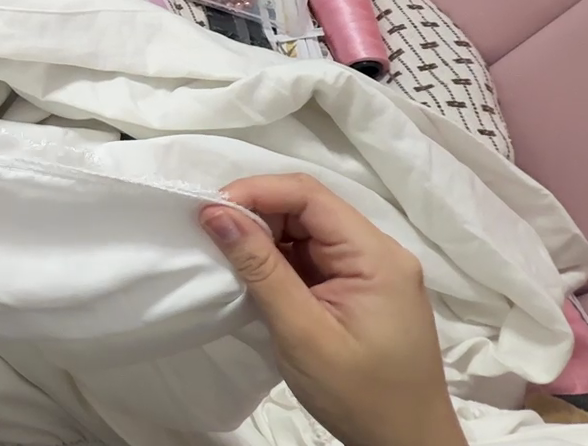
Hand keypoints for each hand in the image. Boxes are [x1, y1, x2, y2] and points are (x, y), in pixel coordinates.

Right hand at [200, 174, 466, 445]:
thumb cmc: (361, 397)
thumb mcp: (302, 333)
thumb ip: (259, 267)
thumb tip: (215, 211)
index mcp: (376, 257)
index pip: (308, 196)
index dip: (256, 191)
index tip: (211, 210)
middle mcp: (376, 252)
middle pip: (304, 206)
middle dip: (254, 211)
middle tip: (213, 232)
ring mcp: (366, 268)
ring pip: (301, 225)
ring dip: (261, 234)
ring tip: (228, 253)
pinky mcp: (353, 284)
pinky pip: (306, 250)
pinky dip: (273, 254)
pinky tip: (252, 271)